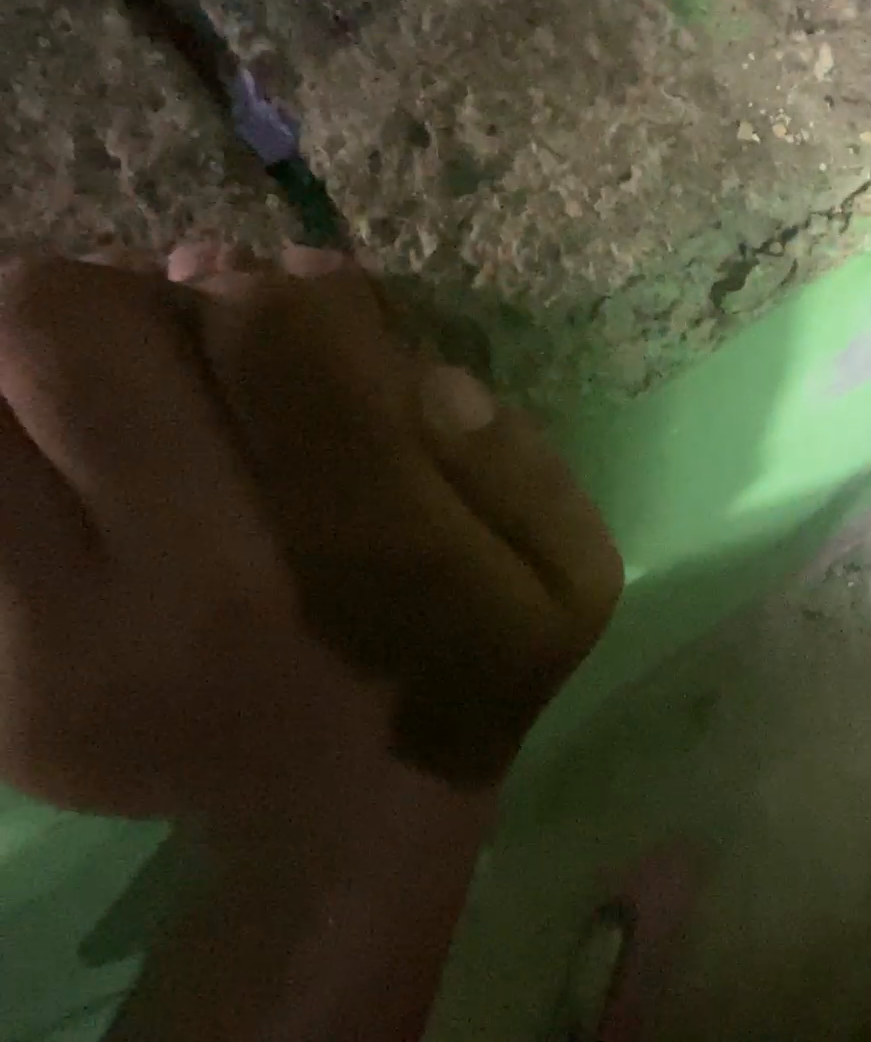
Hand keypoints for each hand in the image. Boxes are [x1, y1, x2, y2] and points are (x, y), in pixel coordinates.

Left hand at [0, 247, 618, 820]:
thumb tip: (421, 374)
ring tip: (141, 403)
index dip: (290, 292)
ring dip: (56, 366)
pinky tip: (101, 474)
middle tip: (197, 330)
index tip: (308, 292)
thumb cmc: (483, 677)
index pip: (289, 349)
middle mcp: (203, 588)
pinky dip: (21, 444)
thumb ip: (522, 468)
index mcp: (377, 561)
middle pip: (72, 331)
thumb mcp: (571, 579)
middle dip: (139, 298)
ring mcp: (61, 644)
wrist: (351, 823)